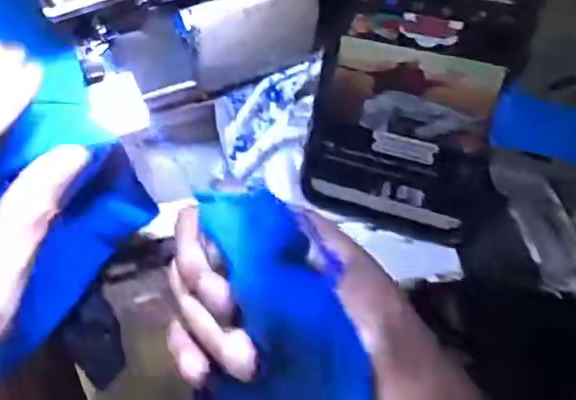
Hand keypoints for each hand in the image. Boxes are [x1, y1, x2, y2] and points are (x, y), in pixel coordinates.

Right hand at [166, 205, 481, 399]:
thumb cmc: (390, 339)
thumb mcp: (352, 279)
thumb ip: (294, 239)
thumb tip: (234, 202)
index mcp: (269, 239)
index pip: (205, 220)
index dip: (199, 248)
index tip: (224, 293)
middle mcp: (242, 265)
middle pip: (188, 262)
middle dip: (204, 303)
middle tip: (245, 348)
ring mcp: (233, 311)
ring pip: (185, 302)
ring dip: (202, 334)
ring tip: (246, 370)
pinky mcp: (226, 352)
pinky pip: (186, 341)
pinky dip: (185, 354)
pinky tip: (199, 373)